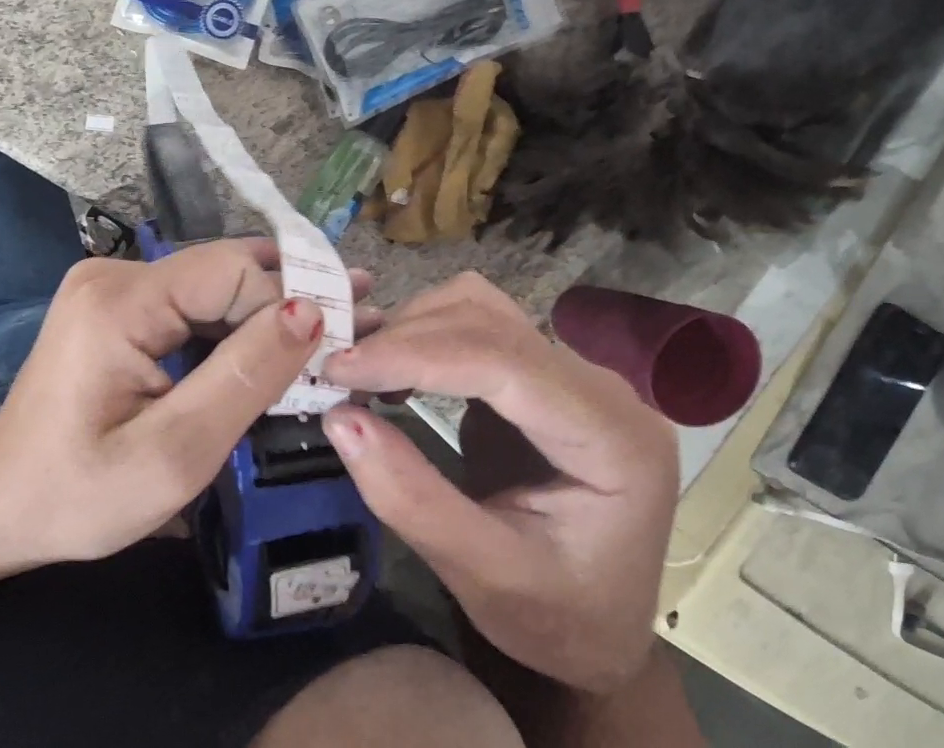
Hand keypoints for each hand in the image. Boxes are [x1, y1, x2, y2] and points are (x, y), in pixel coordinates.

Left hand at [0, 239, 376, 584]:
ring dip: (267, 318)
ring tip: (335, 342)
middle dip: (292, 303)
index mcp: (118, 301)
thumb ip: (243, 378)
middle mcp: (112, 275)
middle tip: (366, 330)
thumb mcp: (173, 454)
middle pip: (224, 273)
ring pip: (211, 289)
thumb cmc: (77, 496)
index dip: (295, 305)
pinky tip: (275, 349)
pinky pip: (187, 307)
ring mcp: (107, 289)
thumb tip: (312, 310)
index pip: (234, 272)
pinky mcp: (110, 310)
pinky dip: (231, 330)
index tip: (348, 351)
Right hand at [318, 273, 677, 692]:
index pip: (506, 362)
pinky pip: (472, 329)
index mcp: (614, 439)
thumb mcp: (484, 576)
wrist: (595, 633)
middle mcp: (601, 390)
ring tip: (354, 371)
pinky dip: (419, 338)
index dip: (416, 355)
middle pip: (489, 322)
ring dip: (408, 329)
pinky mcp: (537, 378)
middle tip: (329, 371)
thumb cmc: (556, 618)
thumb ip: (414, 500)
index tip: (338, 369)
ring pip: (477, 310)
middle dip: (402, 339)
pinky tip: (386, 374)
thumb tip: (339, 418)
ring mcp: (570, 377)